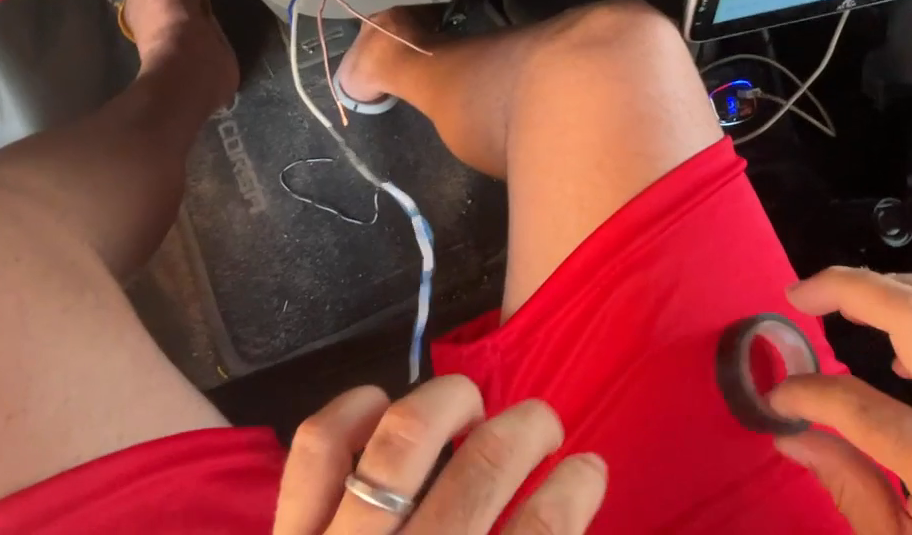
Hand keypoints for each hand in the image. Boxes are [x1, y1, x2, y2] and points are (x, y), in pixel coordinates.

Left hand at [274, 375, 607, 533]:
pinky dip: (355, 408)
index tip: (590, 467)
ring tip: (474, 408)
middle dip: (530, 427)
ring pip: (406, 435)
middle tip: (544, 427)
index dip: (576, 490)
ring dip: (454, 401)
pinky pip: (321, 447)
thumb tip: (565, 510)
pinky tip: (382, 406)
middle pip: (482, 470)